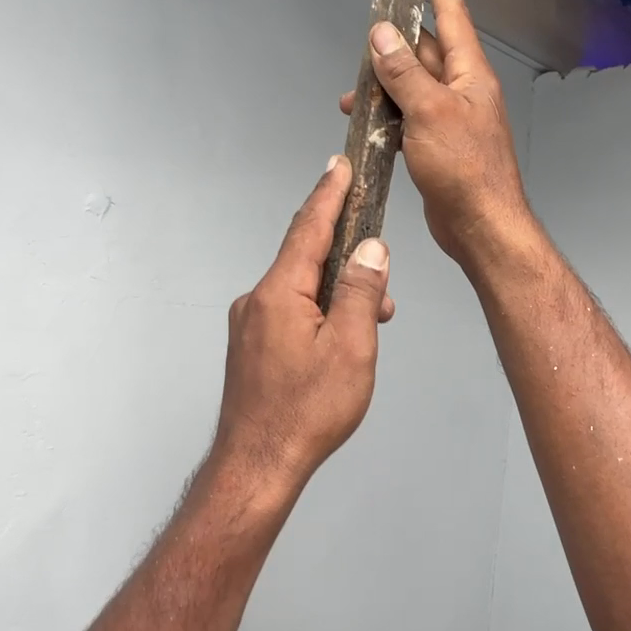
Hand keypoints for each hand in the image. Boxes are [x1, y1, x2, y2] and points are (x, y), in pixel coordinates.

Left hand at [214, 156, 395, 486]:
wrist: (257, 466)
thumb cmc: (306, 412)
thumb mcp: (352, 347)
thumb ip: (361, 291)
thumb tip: (370, 248)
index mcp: (279, 293)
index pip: (309, 228)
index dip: (329, 193)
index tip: (341, 164)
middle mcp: (257, 301)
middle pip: (306, 260)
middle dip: (347, 260)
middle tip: (381, 284)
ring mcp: (249, 326)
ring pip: (301, 291)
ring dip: (337, 297)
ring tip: (369, 327)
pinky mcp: (250, 348)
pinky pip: (289, 313)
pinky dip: (319, 315)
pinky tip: (340, 342)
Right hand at [340, 0, 532, 266]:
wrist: (480, 225)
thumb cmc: (465, 169)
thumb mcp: (429, 111)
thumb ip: (404, 72)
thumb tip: (382, 33)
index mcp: (470, 75)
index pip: (453, 18)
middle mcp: (463, 91)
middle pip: (426, 54)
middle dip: (395, 45)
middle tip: (366, 35)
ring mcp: (451, 119)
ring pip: (413, 88)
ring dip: (385, 87)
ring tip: (352, 94)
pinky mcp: (438, 145)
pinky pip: (409, 119)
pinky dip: (387, 118)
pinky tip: (365, 124)